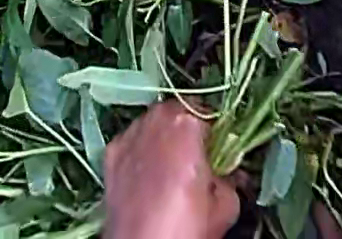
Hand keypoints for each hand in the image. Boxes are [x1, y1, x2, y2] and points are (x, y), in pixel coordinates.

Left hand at [104, 101, 239, 238]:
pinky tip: (145, 178)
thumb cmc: (185, 227)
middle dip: (186, 132)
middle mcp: (157, 118)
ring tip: (167, 170)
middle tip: (193, 162)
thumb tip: (226, 175)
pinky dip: (140, 153)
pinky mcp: (112, 152)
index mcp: (187, 122)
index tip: (216, 152)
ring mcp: (131, 133)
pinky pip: (132, 143)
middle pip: (178, 113)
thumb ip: (230, 179)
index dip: (214, 134)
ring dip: (162, 138)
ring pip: (153, 124)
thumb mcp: (225, 206)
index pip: (208, 114)